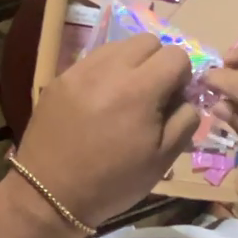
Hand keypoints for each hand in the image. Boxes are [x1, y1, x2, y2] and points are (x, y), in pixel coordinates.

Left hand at [15, 35, 202, 227]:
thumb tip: (187, 98)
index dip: (182, 77)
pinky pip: (92, 60)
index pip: (176, 56)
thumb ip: (185, 121)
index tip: (173, 100)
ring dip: (131, 64)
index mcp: (139, 91)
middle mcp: (109, 70)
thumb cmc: (113, 183)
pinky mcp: (60, 78)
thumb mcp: (162, 160)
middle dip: (158, 63)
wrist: (49, 195)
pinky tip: (99, 101)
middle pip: (148, 42)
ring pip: (119, 46)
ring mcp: (81, 71)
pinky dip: (104, 73)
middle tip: (151, 95)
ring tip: (124, 96)